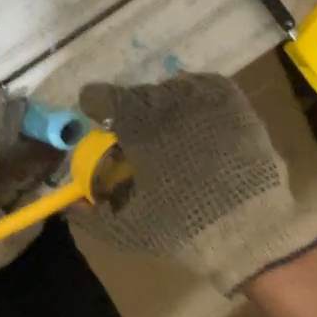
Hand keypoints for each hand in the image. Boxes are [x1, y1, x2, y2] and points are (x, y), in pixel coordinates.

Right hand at [75, 73, 316, 293]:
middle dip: (130, 111)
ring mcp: (205, 100)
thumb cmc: (181, 229)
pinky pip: (207, 86)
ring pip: (173, 88)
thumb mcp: (126, 231)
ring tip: (169, 129)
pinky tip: (197, 118)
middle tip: (135, 136)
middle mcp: (168, 103)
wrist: (248, 229)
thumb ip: (90, 217)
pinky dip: (196, 96)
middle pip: (138, 94)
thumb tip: (68, 206)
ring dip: (164, 104)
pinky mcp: (235, 105)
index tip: (96, 119)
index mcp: (137, 127)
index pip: (102, 96)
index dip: (95, 106)